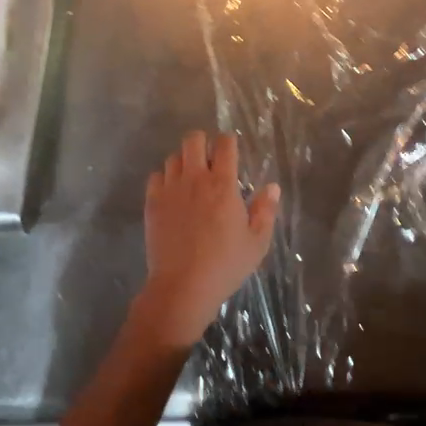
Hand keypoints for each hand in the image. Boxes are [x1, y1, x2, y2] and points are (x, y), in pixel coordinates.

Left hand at [135, 131, 280, 347]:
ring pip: (174, 157)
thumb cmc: (224, 265)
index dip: (229, 142)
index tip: (231, 153)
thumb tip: (272, 186)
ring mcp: (170, 189)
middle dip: (202, 143)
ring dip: (184, 162)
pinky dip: (164, 179)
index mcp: (223, 184)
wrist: (182, 287)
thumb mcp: (256, 242)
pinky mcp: (152, 203)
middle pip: (193, 139)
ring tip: (190, 179)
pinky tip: (172, 194)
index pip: (225, 143)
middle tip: (209, 162)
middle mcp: (195, 178)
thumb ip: (265, 211)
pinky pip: (155, 176)